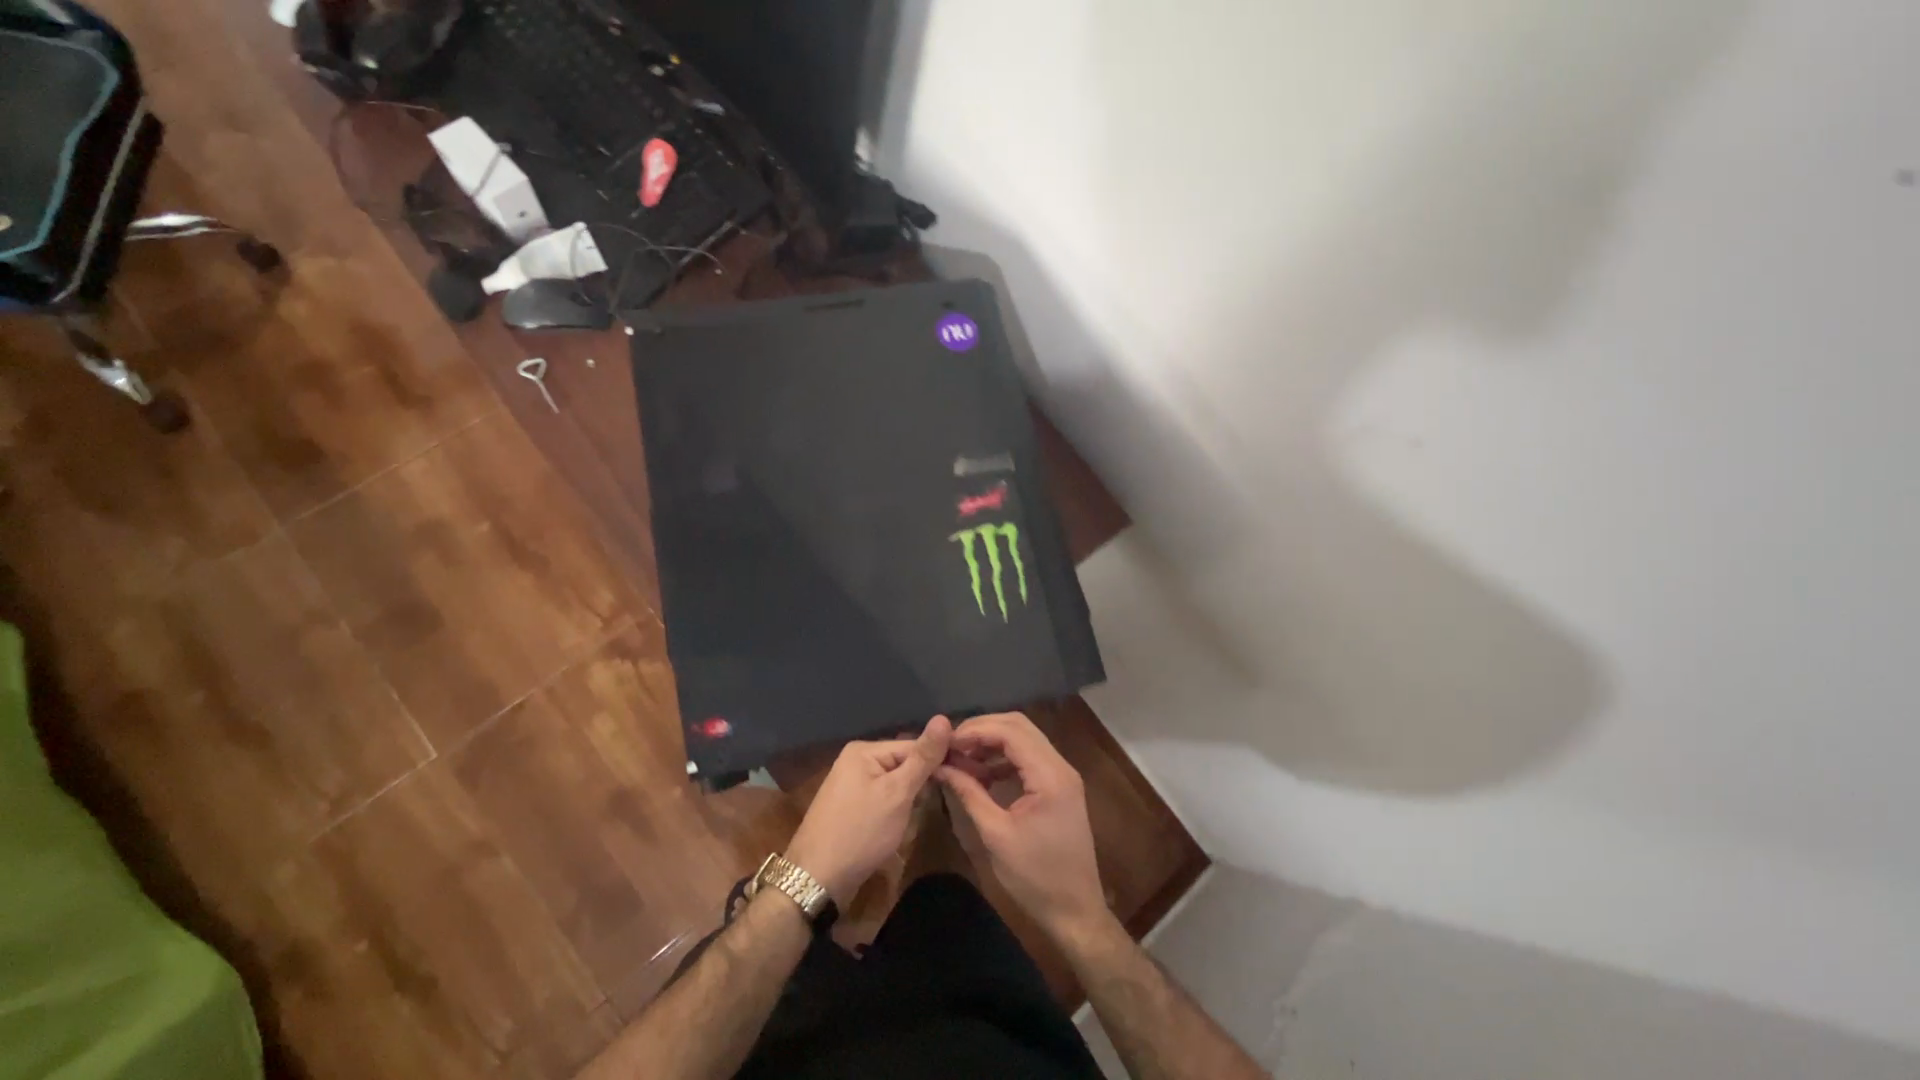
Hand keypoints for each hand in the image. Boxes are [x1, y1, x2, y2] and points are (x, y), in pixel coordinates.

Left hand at [785, 716, 952, 901]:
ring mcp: (852, 785)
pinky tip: (913, 816)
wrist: (818, 878)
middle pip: (904, 762)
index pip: (914, 745)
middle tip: (960, 790)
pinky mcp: (853, 806)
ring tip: (944, 802)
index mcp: (864, 750)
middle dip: (928, 777)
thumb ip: (923, 758)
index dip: (942, 758)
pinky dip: (900, 805)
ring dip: (915, 793)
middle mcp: (856, 761)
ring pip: (896, 781)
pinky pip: (884, 796)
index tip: (972, 772)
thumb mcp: (897, 793)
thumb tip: (943, 718)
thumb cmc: (861, 831)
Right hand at [936, 712, 1110, 941]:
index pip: (1011, 732)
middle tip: (950, 746)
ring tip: (960, 759)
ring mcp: (1063, 777)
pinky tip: (981, 774)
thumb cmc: (1034, 877)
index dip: (975, 731)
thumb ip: (969, 793)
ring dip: (992, 743)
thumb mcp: (995, 835)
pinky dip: (1004, 758)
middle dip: (982, 730)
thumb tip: (941, 766)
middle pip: (1019, 727)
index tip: (945, 743)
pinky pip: (1030, 759)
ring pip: (1025, 740)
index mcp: (1050, 776)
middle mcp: (1061, 767)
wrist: (1074, 911)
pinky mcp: (1059, 788)